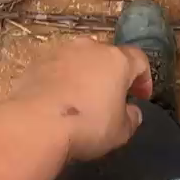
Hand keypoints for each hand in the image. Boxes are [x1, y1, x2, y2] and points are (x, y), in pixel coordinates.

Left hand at [0, 38, 153, 162]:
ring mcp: (61, 51)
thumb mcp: (121, 132)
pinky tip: (59, 100)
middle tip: (112, 98)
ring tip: (83, 99)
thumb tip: (132, 111)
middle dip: (112, 75)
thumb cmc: (88, 125)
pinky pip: (58, 67)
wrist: (36, 121)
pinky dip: (63, 79)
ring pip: (81, 58)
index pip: (138, 59)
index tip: (141, 97)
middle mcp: (89, 47)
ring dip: (86, 74)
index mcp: (116, 60)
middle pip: (108, 56)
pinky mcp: (39, 60)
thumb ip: (131, 118)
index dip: (143, 78)